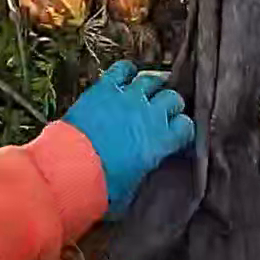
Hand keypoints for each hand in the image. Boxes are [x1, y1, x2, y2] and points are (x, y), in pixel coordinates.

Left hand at [62, 60, 194, 214]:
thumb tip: (143, 170)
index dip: (183, 128)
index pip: (187, 126)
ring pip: (151, 79)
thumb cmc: (103, 188)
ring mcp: (128, 97)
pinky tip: (127, 72)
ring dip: (153, 84)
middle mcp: (150, 115)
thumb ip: (144, 172)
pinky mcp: (106, 87)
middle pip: (173, 97)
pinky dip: (126, 70)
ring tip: (151, 87)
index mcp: (161, 141)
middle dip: (170, 103)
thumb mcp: (133, 190)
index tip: (178, 132)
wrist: (72, 170)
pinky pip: (122, 69)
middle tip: (164, 109)